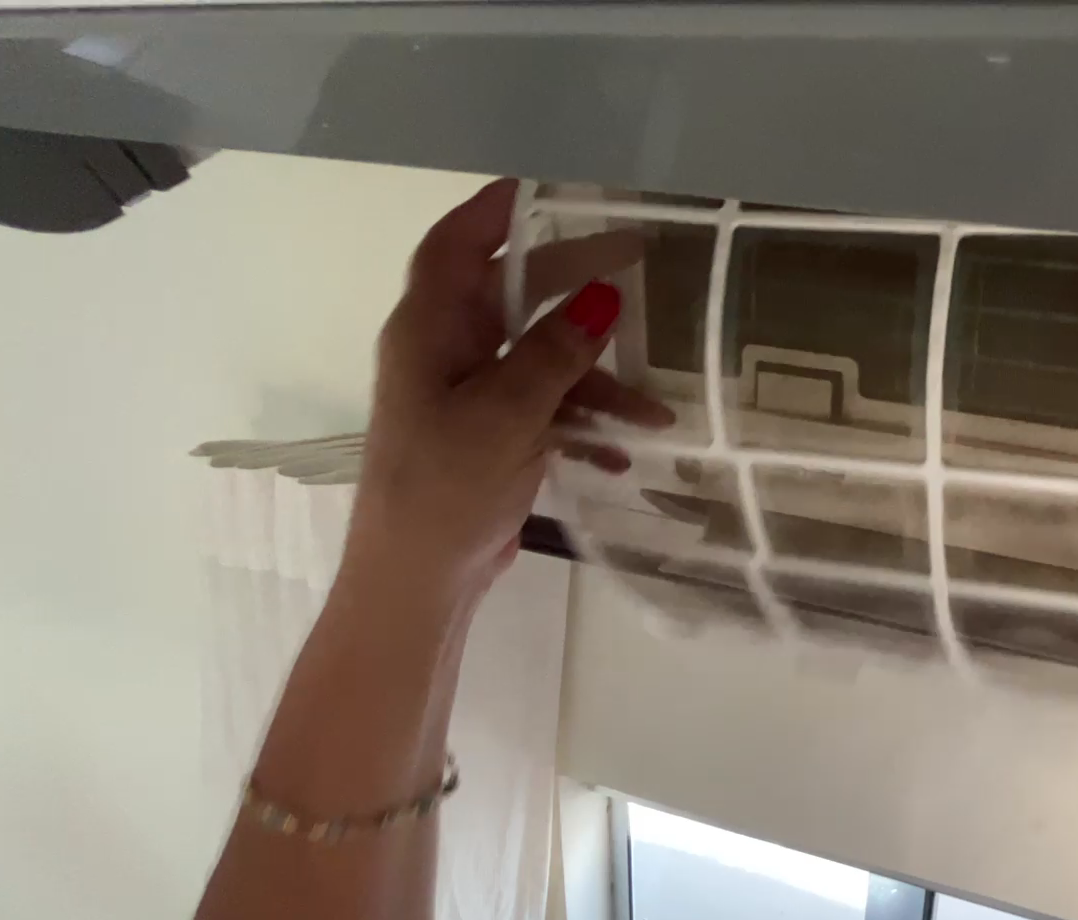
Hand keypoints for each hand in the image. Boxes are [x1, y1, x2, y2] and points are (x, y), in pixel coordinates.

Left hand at [346, 179, 674, 596]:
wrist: (423, 573)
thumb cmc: (446, 485)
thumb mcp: (506, 413)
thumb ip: (554, 354)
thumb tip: (603, 297)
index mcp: (432, 333)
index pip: (458, 248)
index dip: (496, 212)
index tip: (548, 188)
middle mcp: (452, 355)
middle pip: (517, 301)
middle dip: (574, 288)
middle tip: (635, 267)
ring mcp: (477, 398)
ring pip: (546, 366)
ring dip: (599, 386)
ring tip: (655, 414)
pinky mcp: (499, 436)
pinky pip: (551, 413)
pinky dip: (586, 427)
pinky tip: (622, 454)